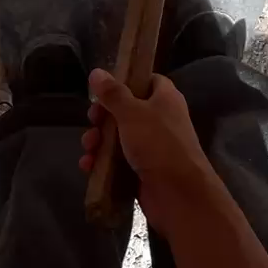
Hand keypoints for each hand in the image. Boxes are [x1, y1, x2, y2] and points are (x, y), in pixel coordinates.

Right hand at [79, 69, 222, 235]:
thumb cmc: (158, 144)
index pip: (146, 80)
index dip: (125, 81)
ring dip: (99, 141)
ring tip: (88, 148)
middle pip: (126, 110)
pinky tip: (88, 166)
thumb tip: (96, 72)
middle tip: (92, 121)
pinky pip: (118, 161)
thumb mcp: (132, 113)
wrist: (180, 196)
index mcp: (164, 98)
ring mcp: (151, 147)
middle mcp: (160, 119)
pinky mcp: (142, 170)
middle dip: (103, 117)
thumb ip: (113, 93)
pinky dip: (102, 162)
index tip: (103, 88)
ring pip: (119, 137)